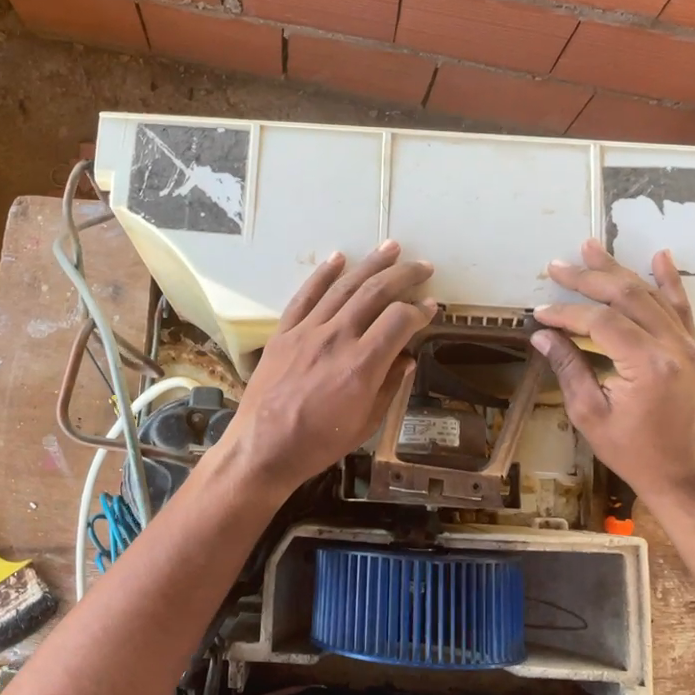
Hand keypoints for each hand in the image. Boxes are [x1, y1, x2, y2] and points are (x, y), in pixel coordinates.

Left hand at [216, 241, 435, 492]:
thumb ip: (389, 388)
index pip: (399, 320)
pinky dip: (322, 274)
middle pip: (375, 293)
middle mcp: (336, 339)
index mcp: (361, 365)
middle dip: (403, 275)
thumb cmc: (318, 444)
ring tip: (391, 247)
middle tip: (423, 266)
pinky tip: (338, 258)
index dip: (420, 310)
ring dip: (370, 264)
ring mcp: (307, 332)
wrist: (263, 448)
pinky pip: (305, 296)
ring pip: (343, 287)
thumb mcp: (366, 424)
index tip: (431, 307)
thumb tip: (406, 359)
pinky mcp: (284, 333)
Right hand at [532, 239, 694, 500]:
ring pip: (651, 295)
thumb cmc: (632, 452)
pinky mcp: (693, 349)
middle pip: (627, 296)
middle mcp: (672, 346)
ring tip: (591, 247)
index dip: (566, 312)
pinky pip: (680, 307)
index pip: (600, 322)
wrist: (685, 475)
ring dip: (619, 270)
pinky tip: (660, 257)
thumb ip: (569, 368)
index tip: (538, 311)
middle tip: (556, 265)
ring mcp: (687, 345)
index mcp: (646, 365)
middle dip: (588, 278)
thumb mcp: (590, 415)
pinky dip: (669, 280)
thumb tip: (542, 335)